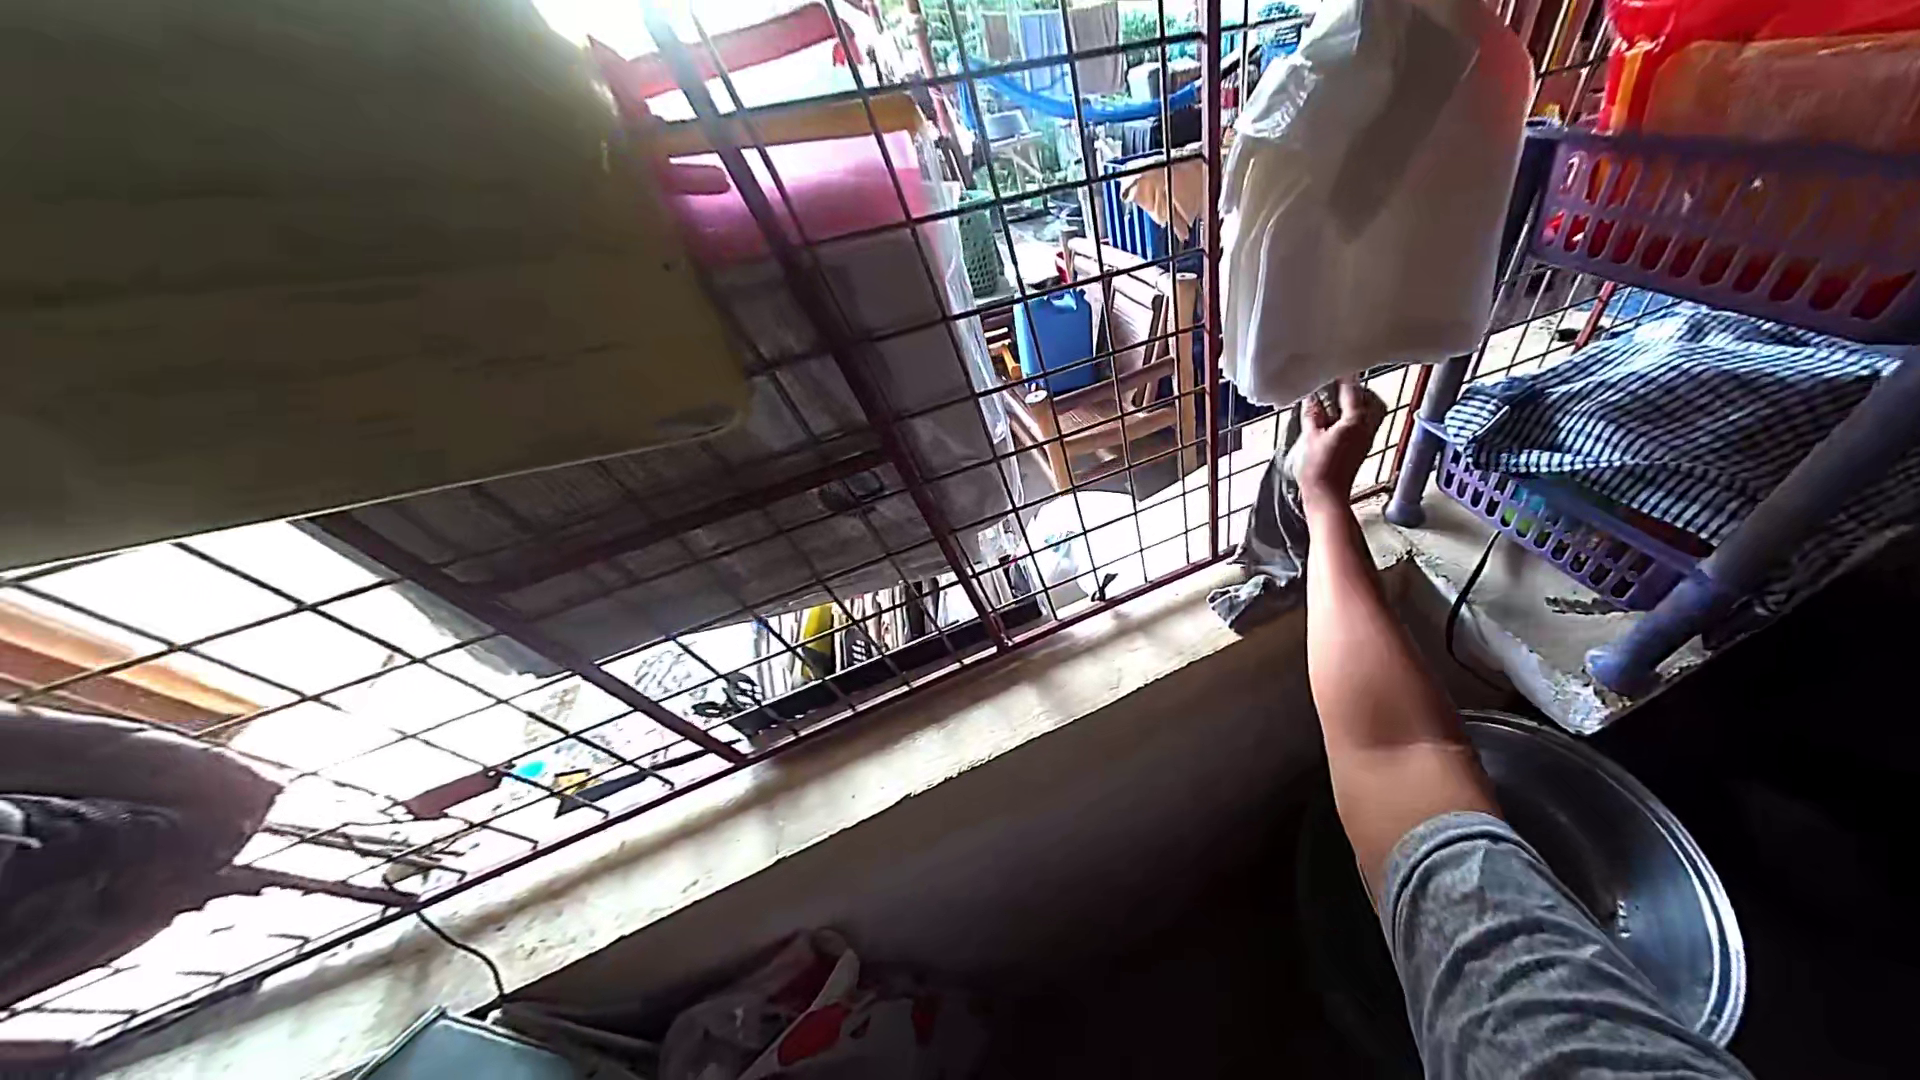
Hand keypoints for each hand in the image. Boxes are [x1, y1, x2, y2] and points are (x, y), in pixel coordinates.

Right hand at [1295, 379, 1386, 516]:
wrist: (1326, 494)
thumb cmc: (1317, 467)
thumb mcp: (1310, 437)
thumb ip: (1313, 414)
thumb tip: (1311, 398)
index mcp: (1355, 421)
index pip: (1352, 392)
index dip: (1344, 378)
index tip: (1337, 367)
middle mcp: (1367, 426)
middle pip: (1371, 399)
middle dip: (1358, 389)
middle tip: (1340, 384)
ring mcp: (1367, 437)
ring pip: (1372, 411)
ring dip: (1360, 402)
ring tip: (1339, 400)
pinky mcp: (1362, 446)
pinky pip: (1366, 422)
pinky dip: (1357, 414)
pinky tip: (1339, 417)